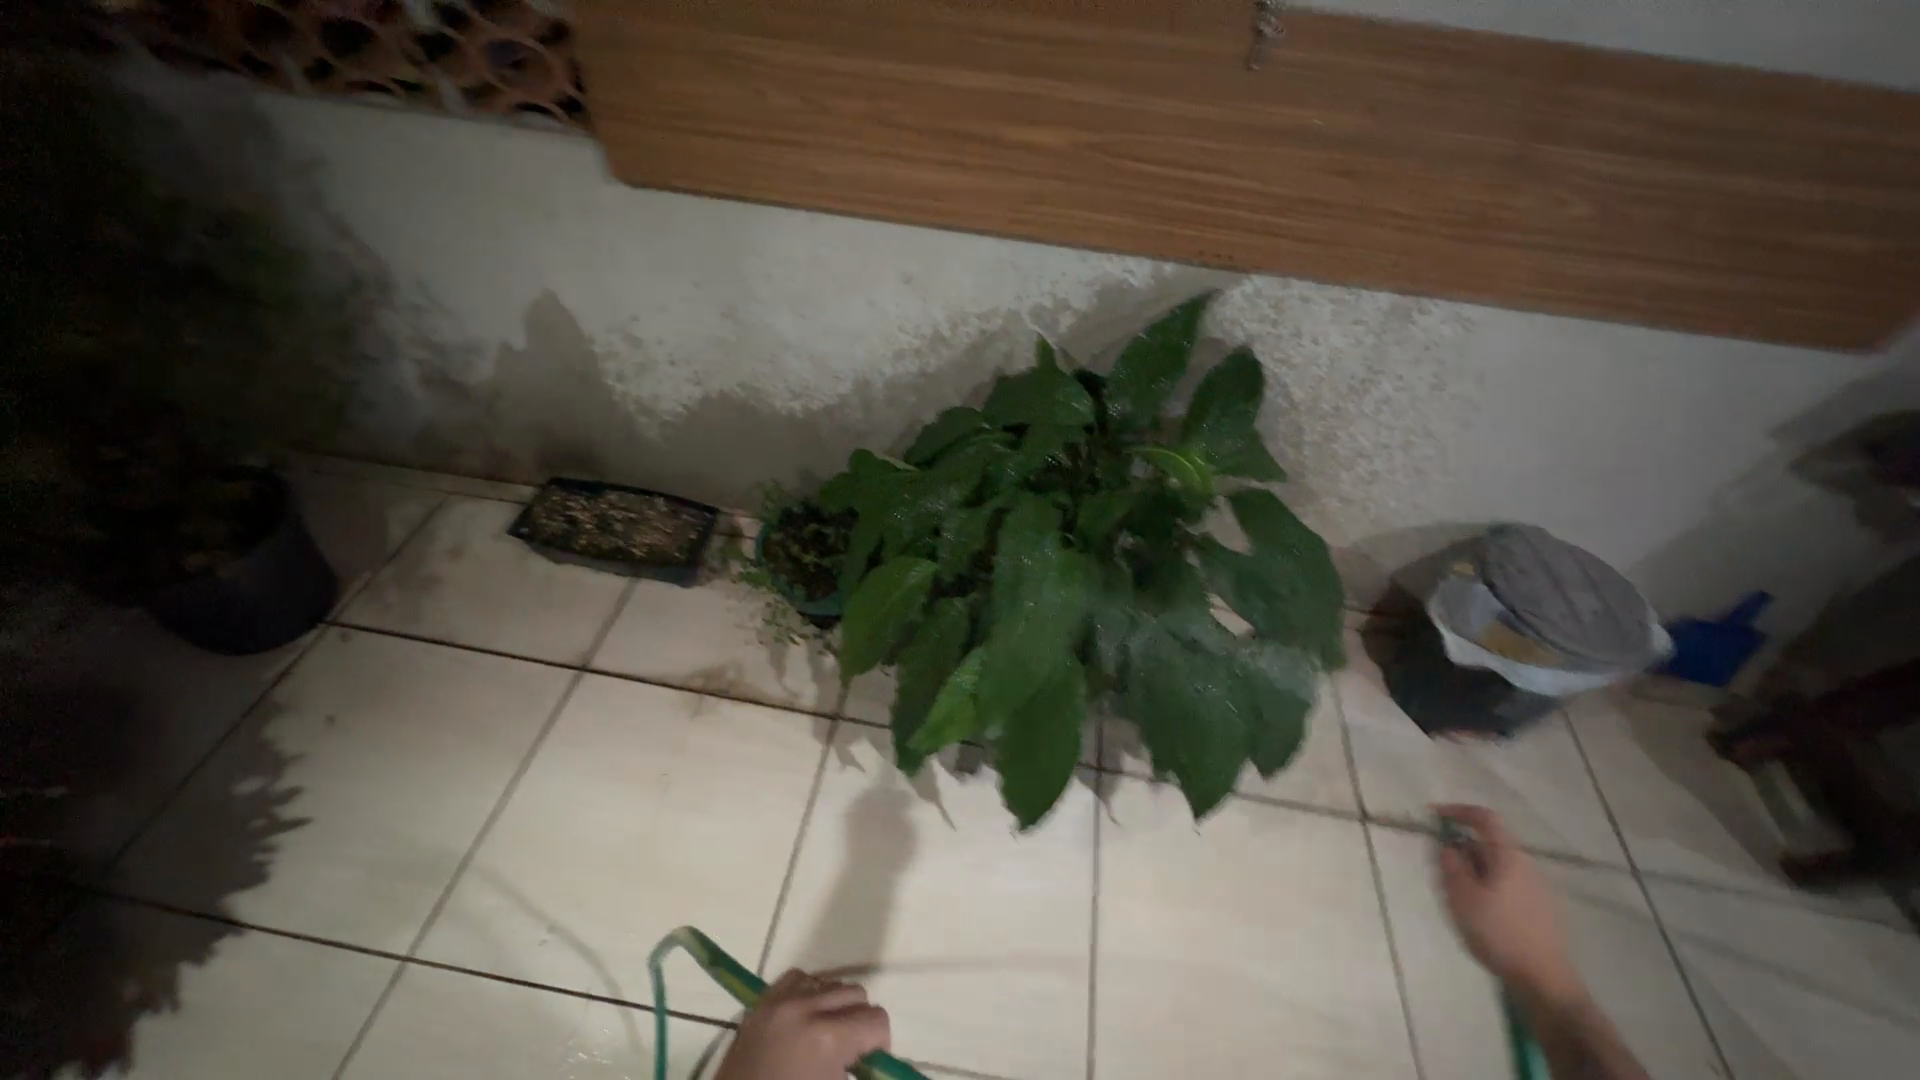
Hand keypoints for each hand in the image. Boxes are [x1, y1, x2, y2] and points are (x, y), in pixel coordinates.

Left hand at [715, 970, 891, 1079]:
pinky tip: (804, 1019)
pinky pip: (799, 978)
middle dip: (859, 1022)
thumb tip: (888, 1065)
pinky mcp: (762, 1002)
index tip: (868, 1063)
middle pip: (856, 994)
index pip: (876, 1019)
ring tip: (824, 1036)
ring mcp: (781, 1001)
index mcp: (827, 1038)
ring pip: (830, 982)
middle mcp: (807, 1008)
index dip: (880, 1043)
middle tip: (848, 1052)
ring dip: (835, 1006)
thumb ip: (863, 1072)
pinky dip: (809, 993)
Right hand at [1432, 804, 1581, 1001]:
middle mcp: (1527, 866)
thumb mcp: (1461, 896)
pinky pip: (1506, 885)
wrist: (1545, 980)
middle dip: (1461, 851)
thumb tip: (1447, 844)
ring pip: (1496, 867)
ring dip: (1472, 872)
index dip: (1458, 811)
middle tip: (1440, 872)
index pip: (1485, 818)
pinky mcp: (1540, 909)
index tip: (1432, 816)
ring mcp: (1538, 889)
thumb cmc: (1498, 932)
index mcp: (1509, 857)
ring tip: (1457, 900)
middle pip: (1489, 844)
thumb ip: (1450, 864)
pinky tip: (1479, 916)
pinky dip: (1486, 888)